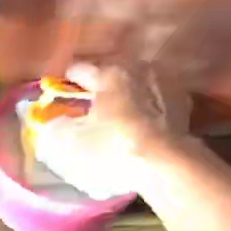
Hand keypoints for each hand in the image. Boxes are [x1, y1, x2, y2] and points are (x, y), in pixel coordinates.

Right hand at [31, 62, 188, 195]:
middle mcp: (136, 67)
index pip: (78, 69)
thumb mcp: (75, 144)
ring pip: (136, 81)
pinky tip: (145, 121)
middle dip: (99, 86)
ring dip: (126, 92)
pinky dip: (149, 104)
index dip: (65, 82)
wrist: (164, 162)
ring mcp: (163, 79)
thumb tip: (48, 123)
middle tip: (90, 106)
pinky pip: (157, 95)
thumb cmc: (113, 149)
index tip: (60, 93)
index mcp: (107, 74)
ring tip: (119, 113)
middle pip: (109, 72)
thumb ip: (56, 130)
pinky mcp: (182, 97)